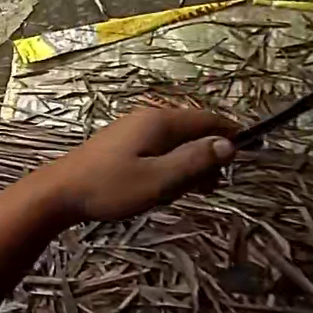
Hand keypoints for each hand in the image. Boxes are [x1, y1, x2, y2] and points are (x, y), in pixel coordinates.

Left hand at [33, 107, 235, 222]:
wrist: (60, 192)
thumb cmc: (110, 187)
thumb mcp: (159, 179)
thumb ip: (194, 161)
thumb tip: (228, 145)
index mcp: (159, 121)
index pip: (208, 119)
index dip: (231, 134)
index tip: (252, 153)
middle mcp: (147, 118)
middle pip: (193, 131)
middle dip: (206, 157)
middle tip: (207, 188)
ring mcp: (133, 130)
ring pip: (175, 143)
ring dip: (186, 166)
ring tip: (180, 193)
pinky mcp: (122, 144)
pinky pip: (158, 150)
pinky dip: (168, 167)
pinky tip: (161, 190)